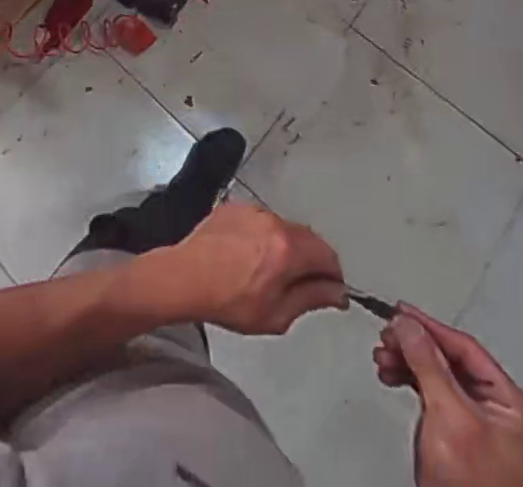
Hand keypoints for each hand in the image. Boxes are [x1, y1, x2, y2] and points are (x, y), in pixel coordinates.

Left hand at [145, 201, 346, 334]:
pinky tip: (247, 254)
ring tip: (265, 269)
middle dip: (310, 260)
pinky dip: (262, 234)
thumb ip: (312, 299)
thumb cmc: (227, 302)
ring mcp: (253, 211)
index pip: (328, 255)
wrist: (184, 278)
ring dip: (285, 245)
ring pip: (284, 227)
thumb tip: (338, 293)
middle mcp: (274, 222)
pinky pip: (260, 219)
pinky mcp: (235, 207)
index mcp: (288, 249)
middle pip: (308, 238)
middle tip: (295, 284)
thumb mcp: (276, 315)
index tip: (326, 290)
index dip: (332, 275)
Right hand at [373, 304, 522, 486]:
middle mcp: (500, 411)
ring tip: (383, 356)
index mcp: (513, 406)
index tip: (402, 312)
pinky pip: (431, 392)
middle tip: (388, 335)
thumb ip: (428, 364)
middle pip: (451, 361)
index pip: (468, 350)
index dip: (432, 328)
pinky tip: (391, 374)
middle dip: (415, 347)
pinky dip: (409, 380)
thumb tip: (409, 325)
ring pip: (438, 374)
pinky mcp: (457, 432)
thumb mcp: (448, 416)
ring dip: (407, 362)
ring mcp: (478, 423)